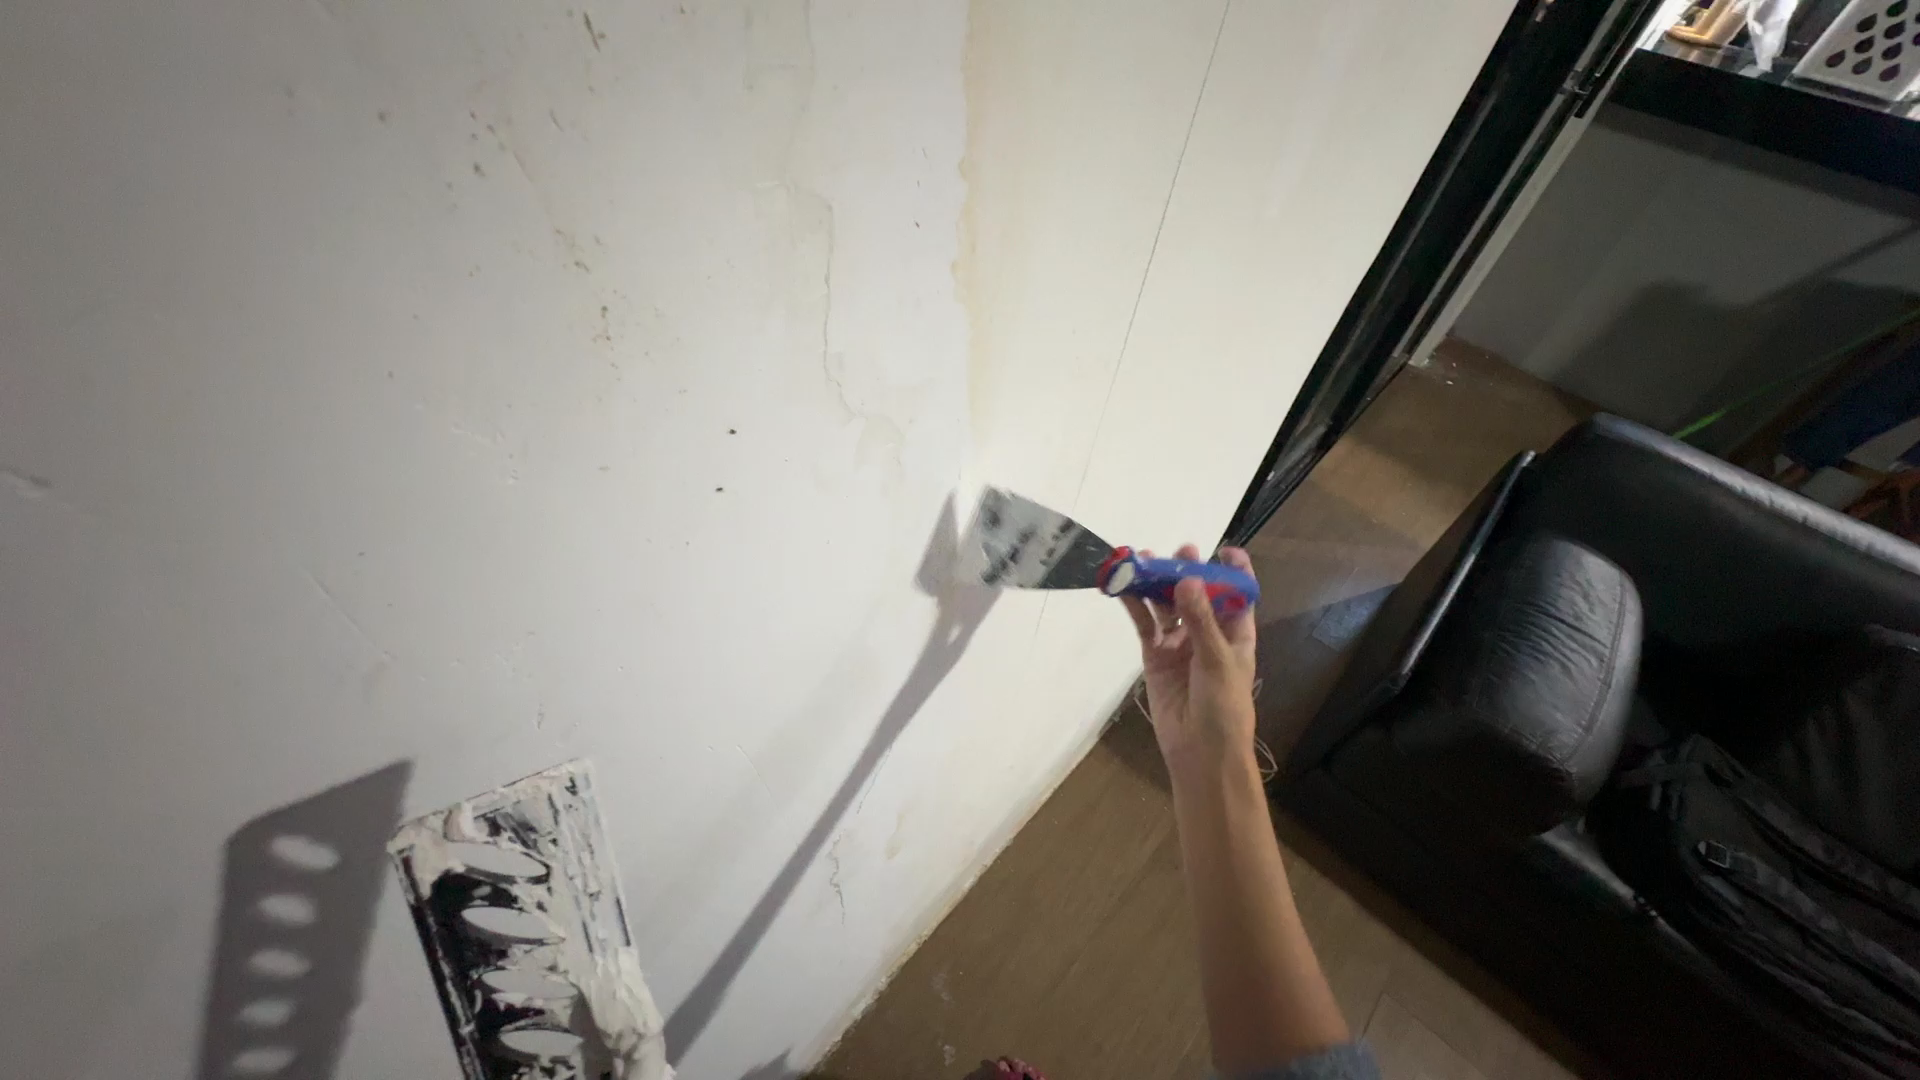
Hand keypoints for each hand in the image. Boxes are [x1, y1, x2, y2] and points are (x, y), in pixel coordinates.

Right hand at [1121, 544, 1258, 781]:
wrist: (1199, 752)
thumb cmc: (1223, 707)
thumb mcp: (1217, 661)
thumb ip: (1200, 620)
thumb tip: (1187, 579)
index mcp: (1236, 634)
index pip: (1238, 595)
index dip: (1234, 572)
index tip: (1224, 549)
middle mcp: (1207, 634)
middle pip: (1197, 595)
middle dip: (1188, 571)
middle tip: (1178, 550)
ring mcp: (1179, 644)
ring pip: (1166, 605)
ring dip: (1157, 584)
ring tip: (1143, 560)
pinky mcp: (1155, 656)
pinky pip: (1144, 625)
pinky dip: (1134, 606)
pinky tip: (1124, 588)